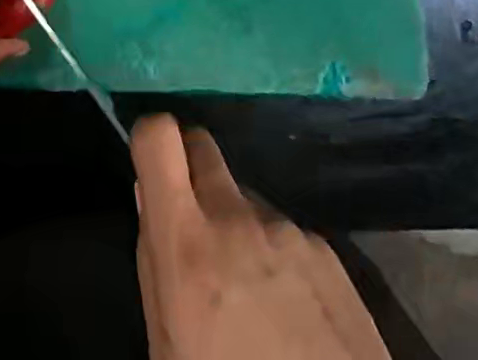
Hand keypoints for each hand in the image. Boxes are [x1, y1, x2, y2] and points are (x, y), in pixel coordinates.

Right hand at [132, 114, 388, 359]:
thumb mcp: (166, 342)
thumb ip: (153, 262)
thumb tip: (149, 197)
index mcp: (188, 243)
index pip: (159, 138)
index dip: (149, 137)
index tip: (149, 161)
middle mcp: (239, 218)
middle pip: (202, 146)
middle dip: (189, 167)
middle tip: (191, 218)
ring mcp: (288, 229)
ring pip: (244, 197)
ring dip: (236, 223)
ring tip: (246, 289)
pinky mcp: (328, 250)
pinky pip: (283, 231)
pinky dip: (274, 252)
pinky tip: (286, 307)